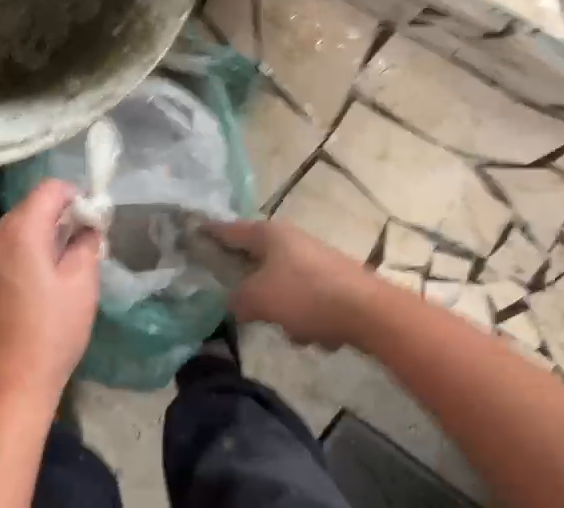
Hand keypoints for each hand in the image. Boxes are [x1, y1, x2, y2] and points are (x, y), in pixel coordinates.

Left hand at [0, 179, 101, 404]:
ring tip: (72, 265)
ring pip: (23, 225)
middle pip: (34, 204)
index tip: (97, 219)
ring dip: (48, 233)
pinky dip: (32, 249)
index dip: (78, 195)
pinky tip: (48, 280)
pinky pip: (11, 245)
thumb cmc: (51, 330)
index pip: (51, 188)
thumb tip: (88, 223)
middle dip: (63, 215)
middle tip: (90, 243)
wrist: (8, 381)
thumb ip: (86, 242)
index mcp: (20, 228)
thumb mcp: (81, 283)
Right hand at [207, 218, 378, 349]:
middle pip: (255, 259)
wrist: (372, 314)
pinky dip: (307, 317)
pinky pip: (307, 299)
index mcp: (267, 233)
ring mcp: (314, 259)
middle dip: (250, 286)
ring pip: (282, 283)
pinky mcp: (335, 281)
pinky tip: (316, 335)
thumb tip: (231, 302)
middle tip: (241, 304)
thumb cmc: (306, 296)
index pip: (227, 229)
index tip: (190, 236)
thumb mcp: (259, 300)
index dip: (207, 233)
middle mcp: (290, 239)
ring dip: (282, 308)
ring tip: (291, 329)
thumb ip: (236, 300)